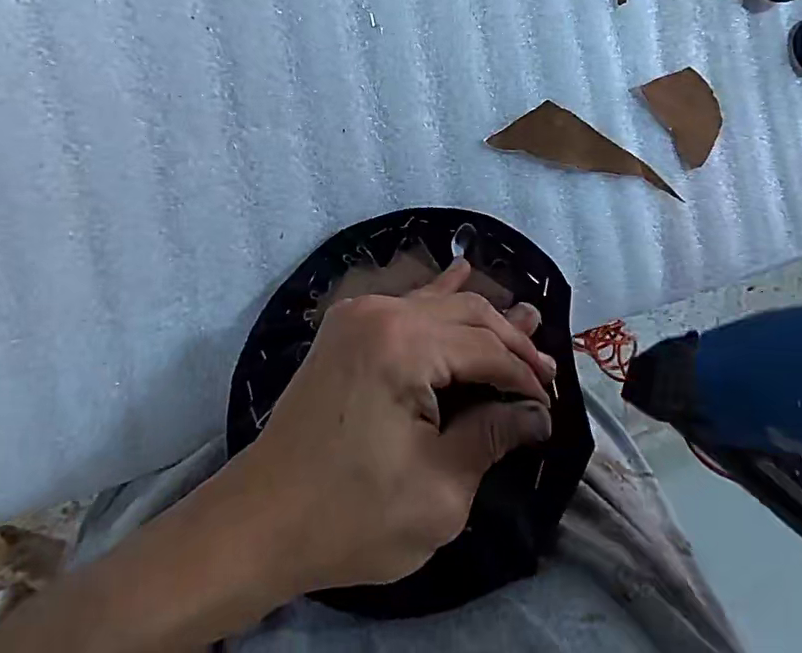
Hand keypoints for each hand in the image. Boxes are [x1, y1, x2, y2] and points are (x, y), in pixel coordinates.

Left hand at [0, 258, 555, 652]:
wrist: (252, 529)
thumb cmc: (348, 518)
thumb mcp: (438, 493)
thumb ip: (492, 439)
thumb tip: (535, 414)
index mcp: (404, 346)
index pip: (487, 352)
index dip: (524, 379)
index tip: (549, 406)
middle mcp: (383, 315)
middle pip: (470, 318)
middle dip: (513, 345)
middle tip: (547, 372)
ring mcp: (360, 317)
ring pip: (443, 304)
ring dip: (486, 320)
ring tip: (529, 322)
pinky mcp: (347, 331)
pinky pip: (408, 302)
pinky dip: (441, 293)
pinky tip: (463, 271)